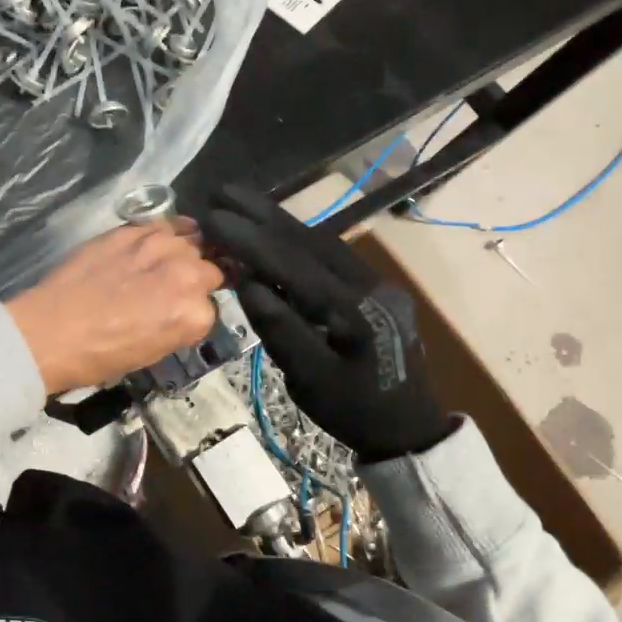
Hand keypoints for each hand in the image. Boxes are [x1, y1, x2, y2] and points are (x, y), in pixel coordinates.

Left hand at [6, 220, 223, 394]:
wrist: (50, 331)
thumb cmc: (99, 355)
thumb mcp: (152, 351)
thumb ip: (177, 323)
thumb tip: (179, 307)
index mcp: (193, 313)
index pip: (209, 306)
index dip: (191, 310)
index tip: (175, 315)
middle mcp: (186, 274)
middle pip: (205, 269)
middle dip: (191, 279)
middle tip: (165, 290)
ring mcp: (158, 247)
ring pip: (188, 241)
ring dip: (179, 252)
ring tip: (161, 263)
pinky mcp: (130, 230)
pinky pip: (161, 224)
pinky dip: (162, 231)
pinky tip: (155, 239)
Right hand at [204, 185, 452, 463]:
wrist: (409, 430)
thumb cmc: (355, 412)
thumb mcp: (312, 381)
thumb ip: (282, 331)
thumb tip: (248, 284)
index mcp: (357, 310)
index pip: (295, 264)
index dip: (250, 239)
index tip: (212, 217)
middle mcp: (371, 285)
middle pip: (309, 241)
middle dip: (262, 215)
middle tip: (221, 191)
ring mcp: (375, 283)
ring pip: (320, 242)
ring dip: (277, 222)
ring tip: (239, 204)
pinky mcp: (372, 288)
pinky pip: (327, 256)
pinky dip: (293, 241)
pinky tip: (270, 233)